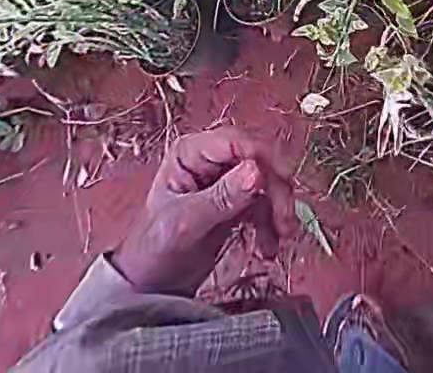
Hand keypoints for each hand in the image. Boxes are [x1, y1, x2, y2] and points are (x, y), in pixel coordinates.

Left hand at [112, 128, 296, 296]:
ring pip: (268, 178)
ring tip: (281, 234)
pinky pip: (266, 201)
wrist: (147, 291)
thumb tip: (257, 171)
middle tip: (285, 216)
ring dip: (279, 205)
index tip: (282, 180)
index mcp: (192, 151)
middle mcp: (212, 157)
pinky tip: (269, 245)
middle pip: (259, 156)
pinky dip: (273, 221)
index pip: (238, 141)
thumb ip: (221, 198)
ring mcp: (226, 177)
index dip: (263, 156)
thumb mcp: (185, 225)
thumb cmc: (154, 253)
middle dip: (276, 185)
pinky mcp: (237, 198)